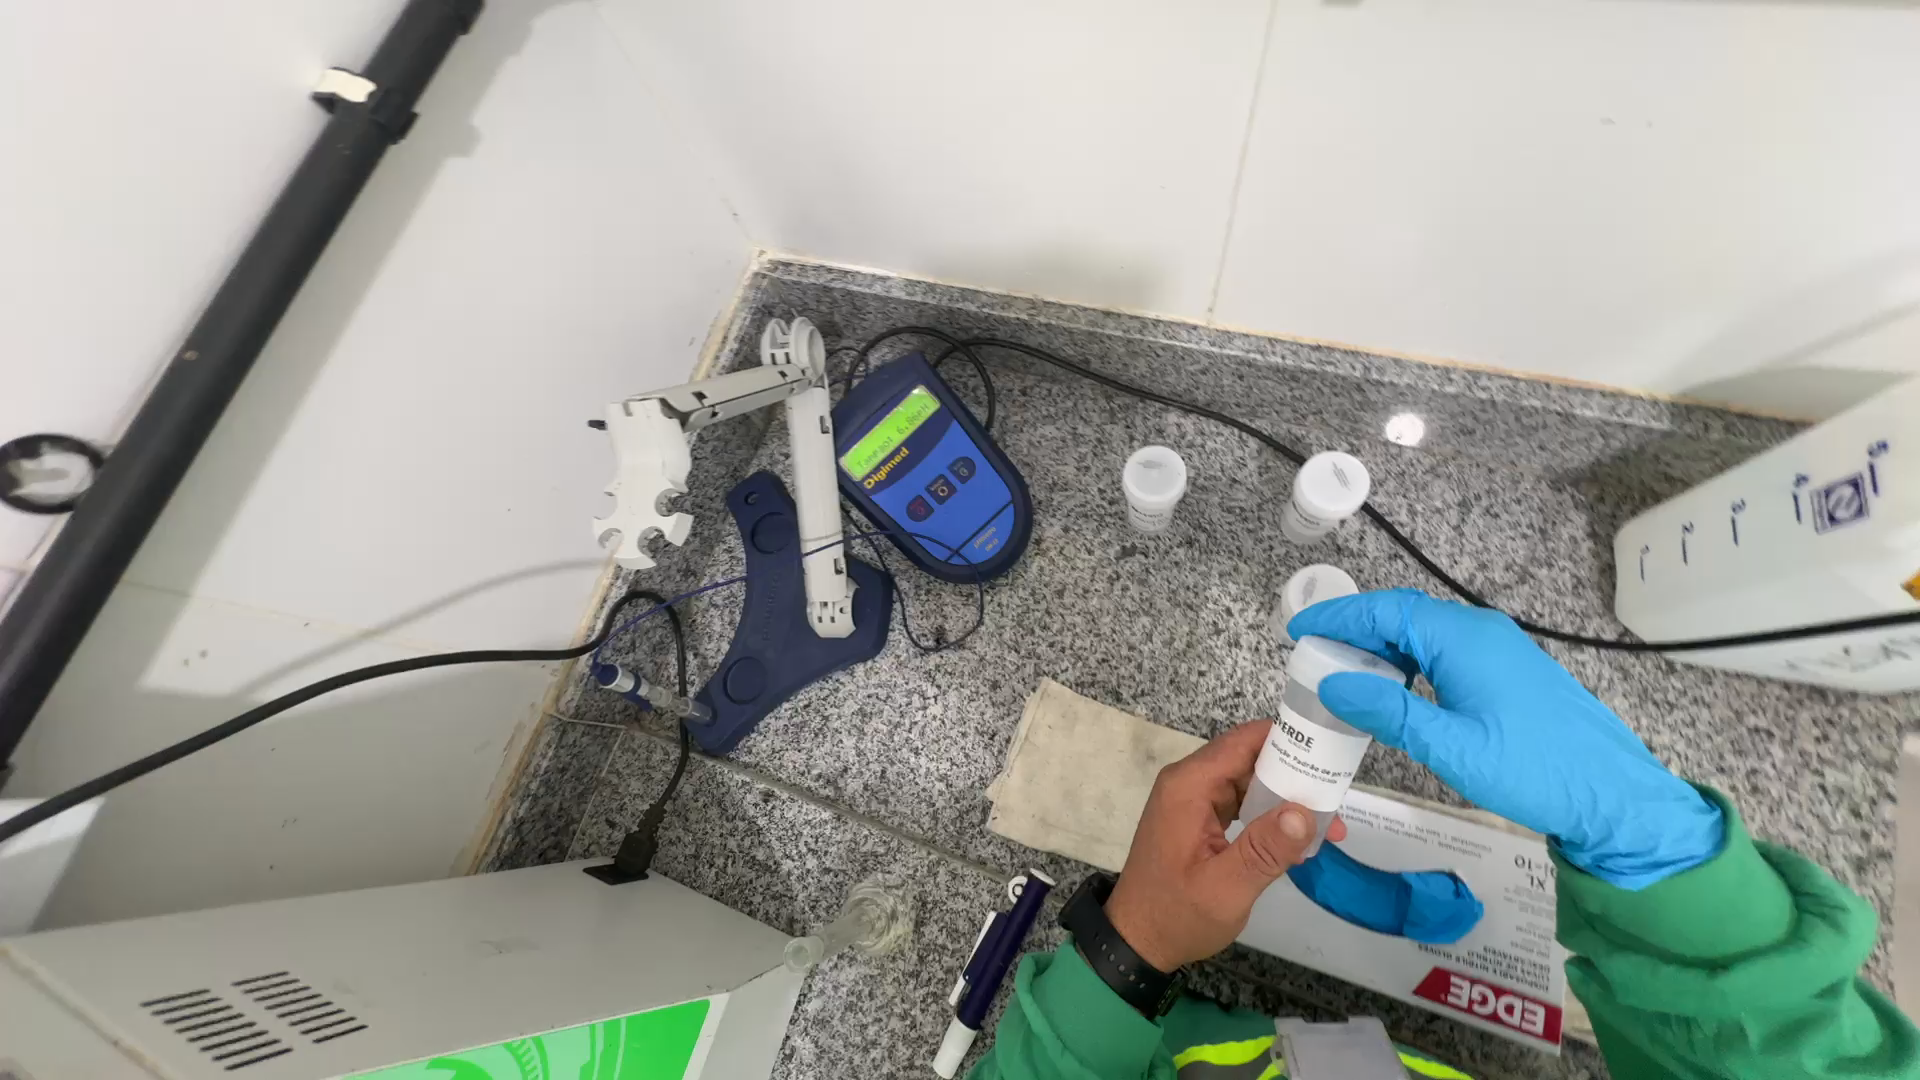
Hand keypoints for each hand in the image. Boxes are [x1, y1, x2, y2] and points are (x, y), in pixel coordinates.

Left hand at [1104, 721, 1345, 970]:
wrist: (1137, 937)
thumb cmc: (1177, 913)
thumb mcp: (1226, 888)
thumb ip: (1264, 849)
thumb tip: (1304, 812)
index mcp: (1189, 786)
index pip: (1241, 743)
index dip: (1284, 740)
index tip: (1327, 749)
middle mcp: (1187, 782)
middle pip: (1246, 759)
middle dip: (1292, 773)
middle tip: (1338, 796)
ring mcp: (1190, 799)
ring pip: (1245, 781)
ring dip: (1283, 798)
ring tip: (1329, 823)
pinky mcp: (1195, 817)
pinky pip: (1237, 801)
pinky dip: (1266, 814)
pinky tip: (1296, 839)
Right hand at [1288, 589, 1723, 889]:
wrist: (1621, 801)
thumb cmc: (1533, 771)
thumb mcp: (1450, 746)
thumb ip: (1387, 711)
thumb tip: (1331, 684)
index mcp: (1462, 639)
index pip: (1384, 611)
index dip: (1336, 618)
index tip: (1296, 632)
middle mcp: (1478, 631)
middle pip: (1400, 615)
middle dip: (1352, 630)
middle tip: (1312, 654)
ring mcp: (1495, 648)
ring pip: (1420, 633)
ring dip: (1378, 647)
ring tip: (1342, 672)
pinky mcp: (1504, 669)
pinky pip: (1440, 650)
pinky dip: (1405, 661)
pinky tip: (1390, 688)